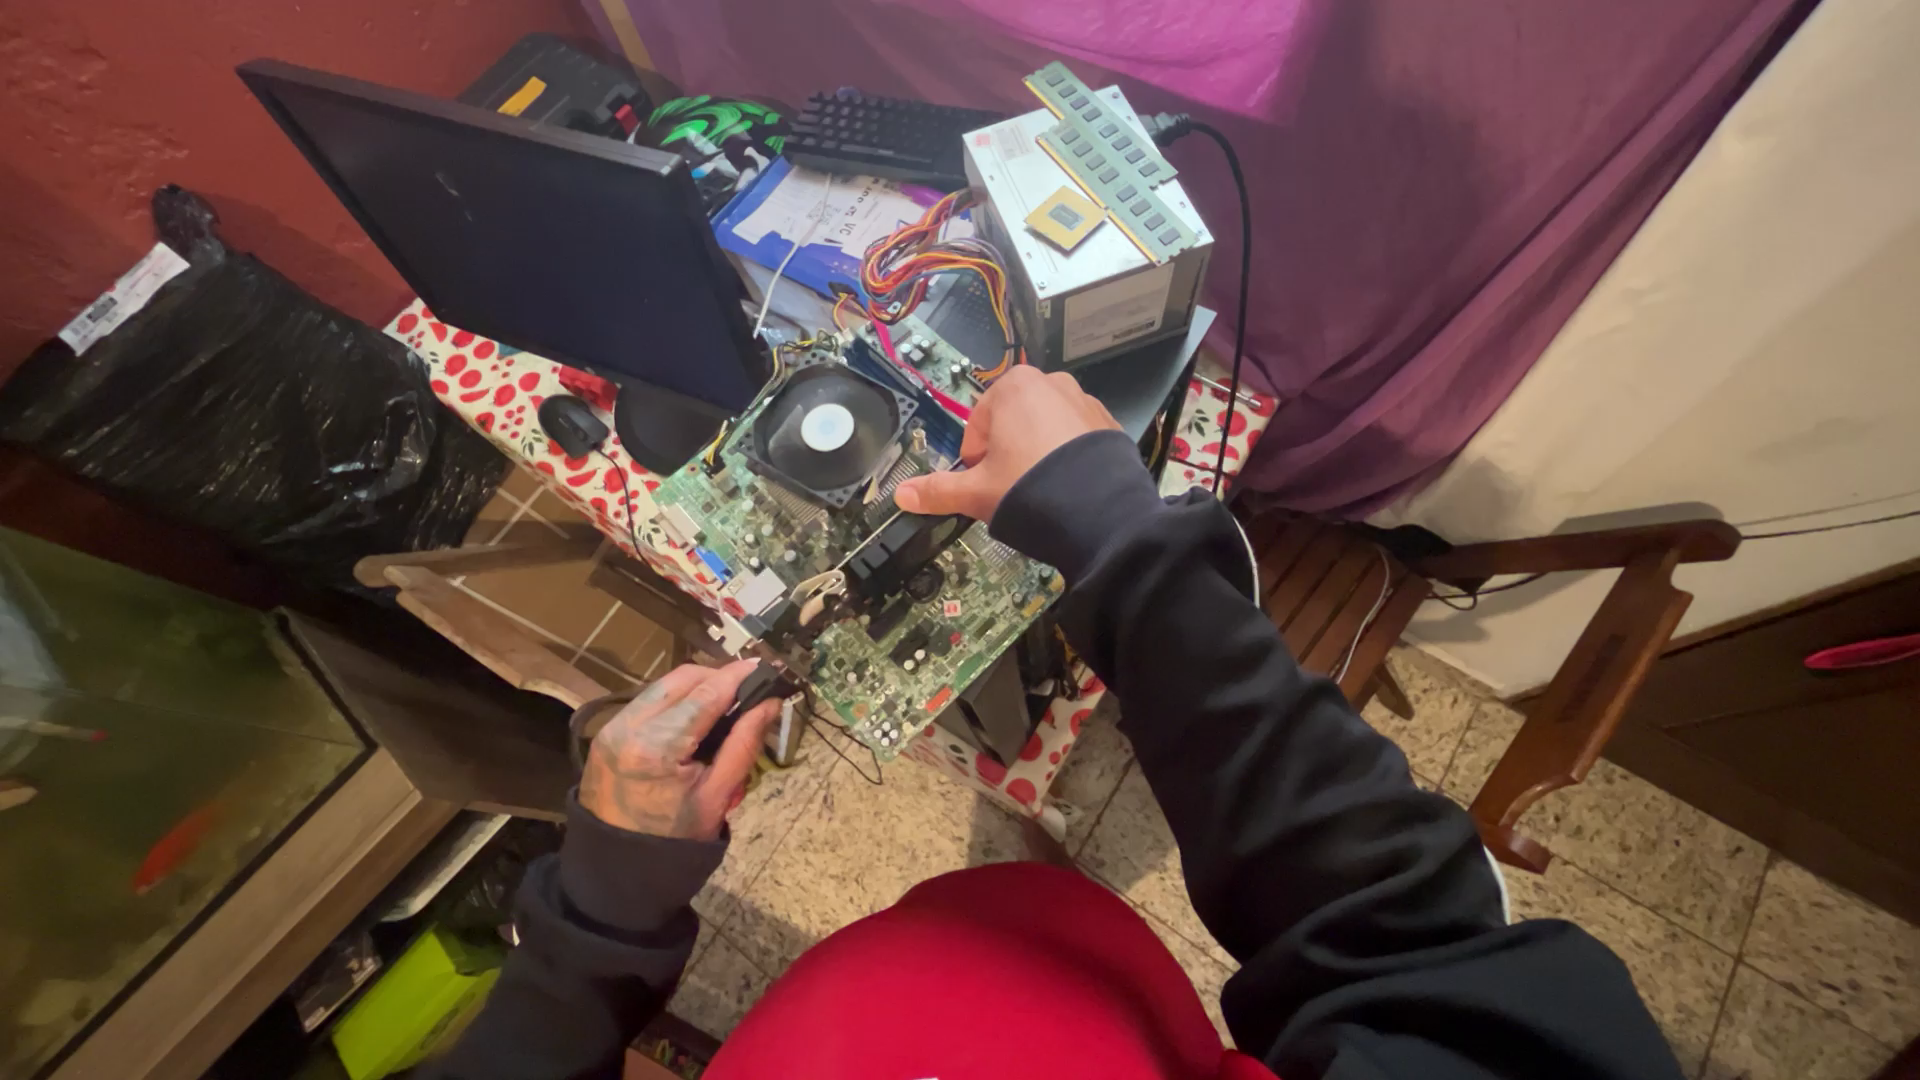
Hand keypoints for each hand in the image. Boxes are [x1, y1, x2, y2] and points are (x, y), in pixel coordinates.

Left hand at [579, 660, 782, 840]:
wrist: (616, 871)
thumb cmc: (674, 840)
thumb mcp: (718, 795)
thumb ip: (744, 743)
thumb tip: (770, 701)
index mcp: (657, 746)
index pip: (707, 692)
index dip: (740, 675)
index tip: (767, 665)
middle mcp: (629, 726)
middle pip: (684, 678)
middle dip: (720, 677)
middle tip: (749, 691)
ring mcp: (613, 727)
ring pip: (665, 684)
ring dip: (698, 686)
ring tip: (726, 704)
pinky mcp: (607, 731)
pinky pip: (649, 700)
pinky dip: (677, 699)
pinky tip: (696, 717)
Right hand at [893, 366, 1120, 520]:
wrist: (1099, 511)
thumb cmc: (1029, 489)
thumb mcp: (976, 492)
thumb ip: (938, 490)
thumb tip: (902, 495)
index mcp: (1014, 386)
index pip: (977, 422)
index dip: (975, 458)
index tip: (984, 481)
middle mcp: (1052, 383)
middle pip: (1012, 422)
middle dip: (1006, 452)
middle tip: (1010, 487)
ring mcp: (1085, 401)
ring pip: (1045, 429)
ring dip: (1036, 454)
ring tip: (1040, 489)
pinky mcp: (1109, 424)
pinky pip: (1076, 439)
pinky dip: (1067, 458)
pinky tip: (1067, 487)